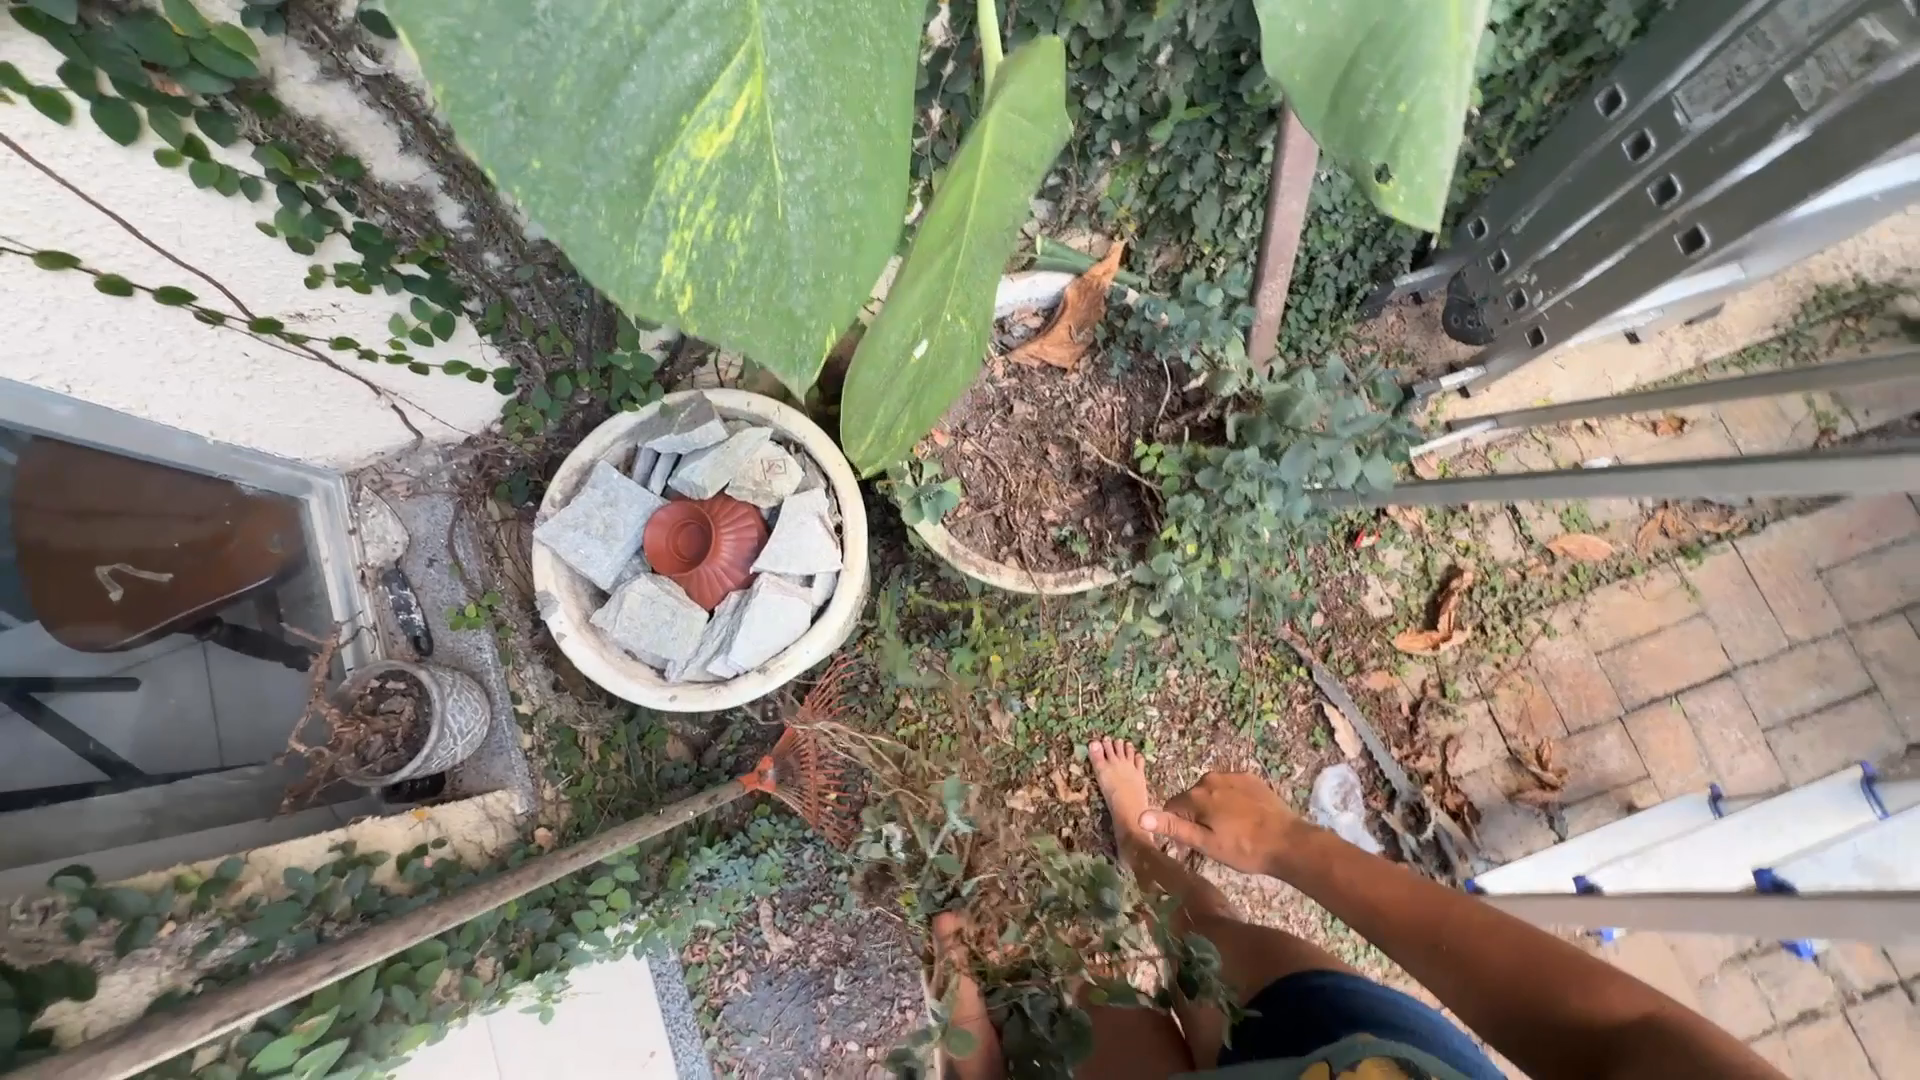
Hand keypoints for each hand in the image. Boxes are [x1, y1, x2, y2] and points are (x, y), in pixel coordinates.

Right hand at [1140, 772, 1307, 876]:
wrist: (1290, 842)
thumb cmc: (1245, 849)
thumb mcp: (1206, 844)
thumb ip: (1173, 828)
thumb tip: (1141, 817)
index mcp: (1196, 795)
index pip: (1173, 807)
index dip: (1179, 826)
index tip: (1194, 844)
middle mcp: (1210, 778)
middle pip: (1192, 798)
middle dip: (1197, 815)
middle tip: (1216, 840)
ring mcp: (1232, 776)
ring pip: (1212, 792)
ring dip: (1215, 807)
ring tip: (1233, 830)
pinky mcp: (1251, 778)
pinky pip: (1231, 787)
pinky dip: (1232, 799)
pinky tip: (1246, 818)